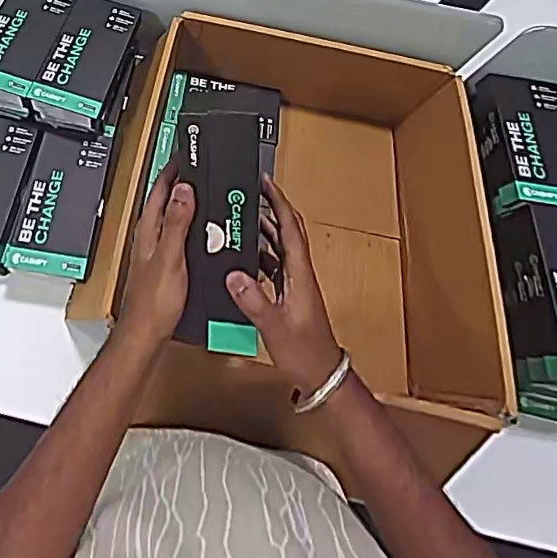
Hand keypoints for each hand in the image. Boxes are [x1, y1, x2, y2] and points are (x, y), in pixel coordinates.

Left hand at [114, 165, 192, 350]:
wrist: (146, 333)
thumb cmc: (153, 302)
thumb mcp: (170, 257)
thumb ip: (176, 222)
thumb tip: (183, 190)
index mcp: (149, 229)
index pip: (160, 189)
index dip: (172, 169)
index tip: (186, 153)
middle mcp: (149, 236)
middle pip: (165, 199)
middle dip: (180, 181)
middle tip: (198, 166)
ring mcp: (156, 249)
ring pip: (171, 215)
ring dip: (185, 202)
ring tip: (203, 191)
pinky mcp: (164, 261)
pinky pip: (177, 232)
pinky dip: (190, 223)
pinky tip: (201, 228)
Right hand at [227, 176, 343, 394]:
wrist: (322, 373)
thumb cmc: (305, 352)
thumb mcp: (275, 326)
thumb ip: (254, 301)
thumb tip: (234, 275)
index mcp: (300, 273)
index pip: (290, 228)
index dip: (279, 202)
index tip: (266, 183)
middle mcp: (300, 273)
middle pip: (287, 230)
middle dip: (272, 208)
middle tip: (252, 193)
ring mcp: (296, 282)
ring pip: (281, 246)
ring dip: (266, 229)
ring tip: (244, 217)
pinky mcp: (291, 293)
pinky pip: (276, 264)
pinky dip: (262, 253)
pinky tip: (246, 257)